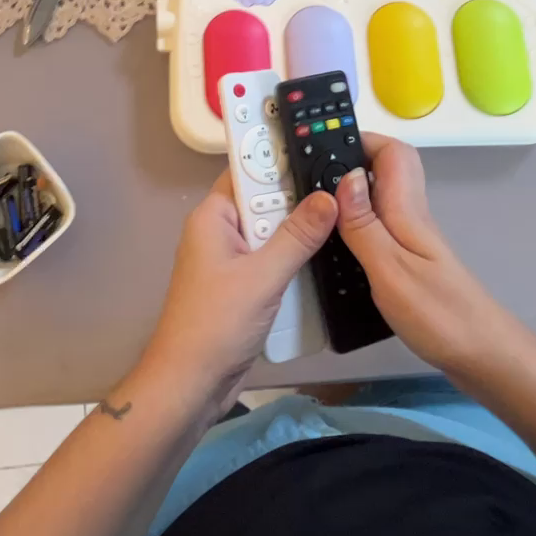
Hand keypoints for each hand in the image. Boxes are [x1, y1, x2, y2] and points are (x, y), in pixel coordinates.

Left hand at [141, 172, 337, 404]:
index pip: (247, 174)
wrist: (191, 382)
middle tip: (342, 190)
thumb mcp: (263, 276)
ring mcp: (230, 261)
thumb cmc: (217, 322)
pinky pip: (271, 261)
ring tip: (343, 220)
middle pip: (264, 203)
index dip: (279, 162)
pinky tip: (323, 261)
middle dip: (297, 200)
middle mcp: (219, 232)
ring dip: (298, 235)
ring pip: (271, 235)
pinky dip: (293, 261)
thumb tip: (329, 196)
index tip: (318, 153)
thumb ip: (297, 237)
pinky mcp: (241, 287)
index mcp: (213, 217)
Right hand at [305, 133, 509, 372]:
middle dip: (348, 160)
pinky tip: (336, 245)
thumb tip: (345, 175)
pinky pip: (378, 225)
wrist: (485, 359)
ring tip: (315, 207)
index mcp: (406, 211)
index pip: (391, 152)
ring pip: (379, 197)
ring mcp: (411, 239)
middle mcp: (409, 217)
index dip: (360, 139)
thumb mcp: (390, 269)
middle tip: (308, 175)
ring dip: (348, 192)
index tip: (323, 144)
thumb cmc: (439, 315)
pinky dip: (354, 224)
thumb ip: (363, 224)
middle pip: (384, 169)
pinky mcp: (409, 261)